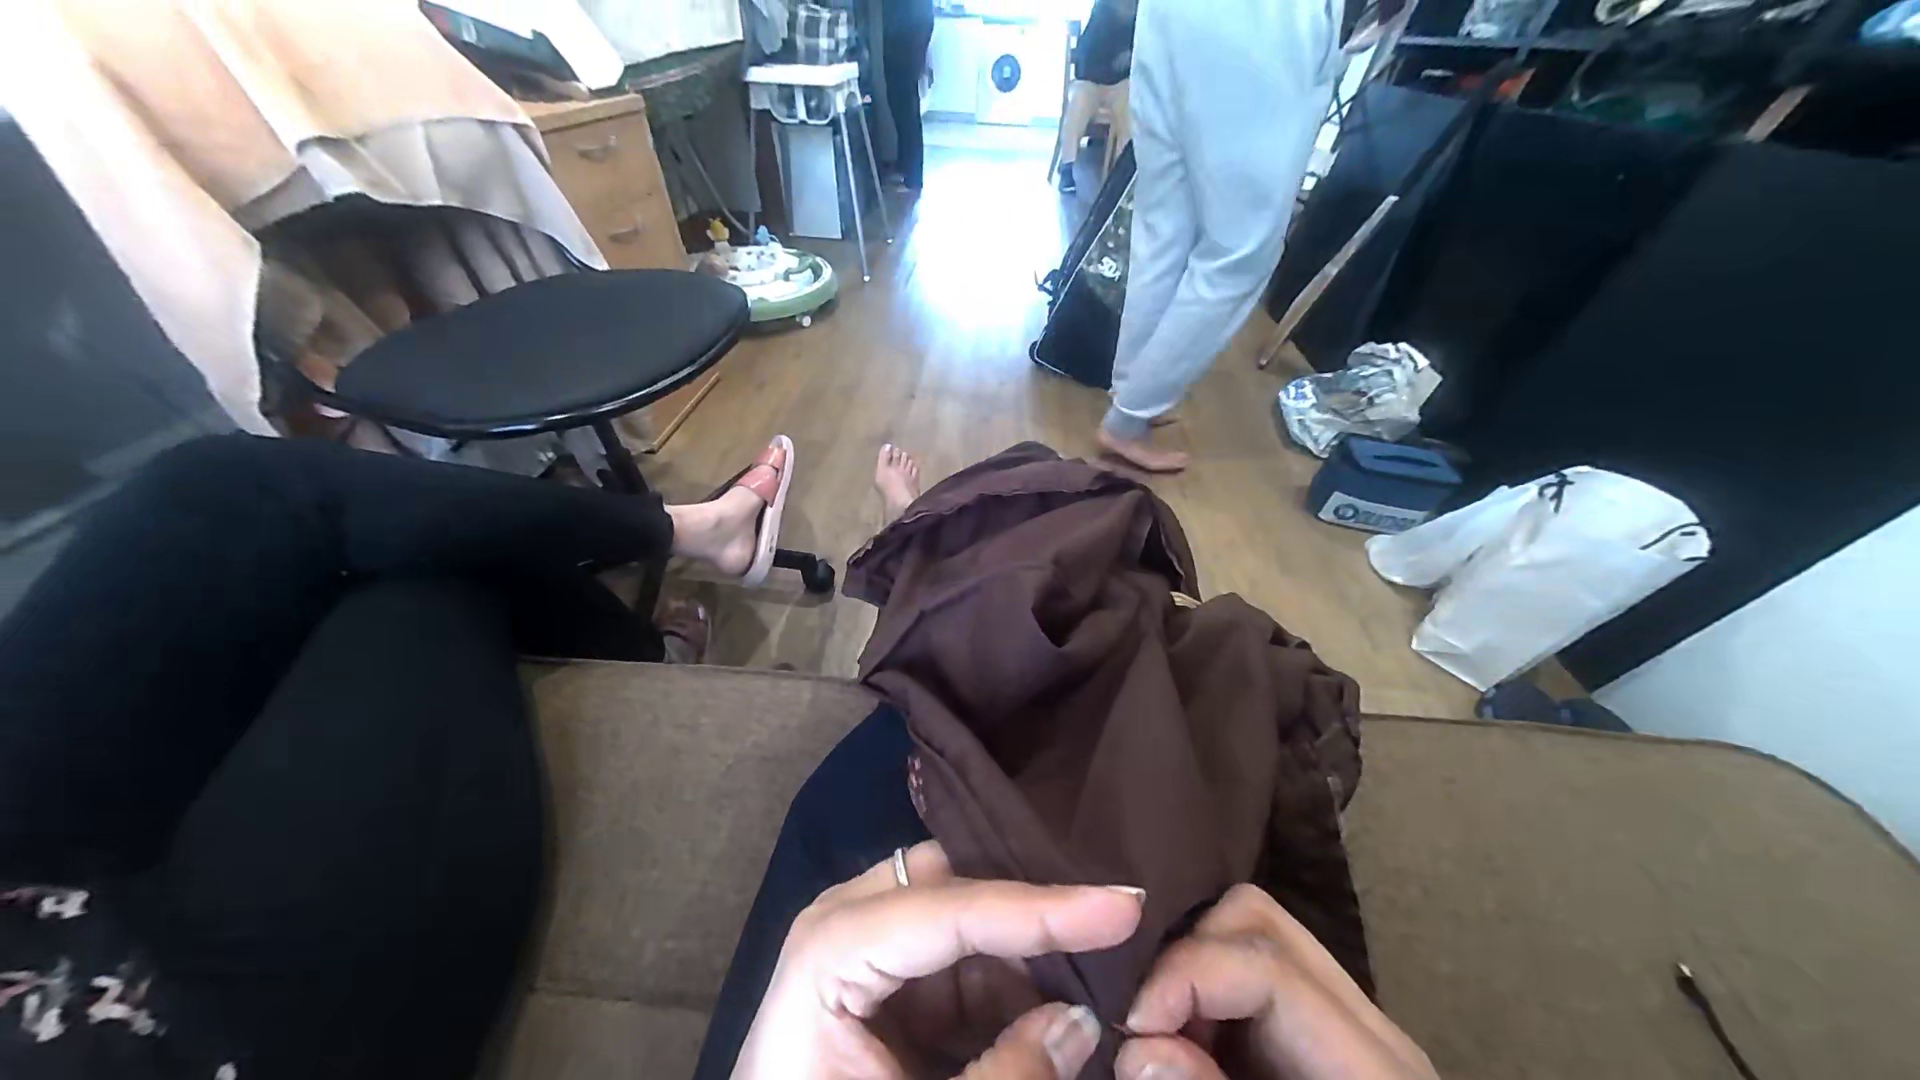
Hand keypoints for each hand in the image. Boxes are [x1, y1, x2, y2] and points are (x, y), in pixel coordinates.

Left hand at [733, 840, 1144, 1078]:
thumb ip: (1006, 1077)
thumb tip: (1082, 1020)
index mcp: (833, 947)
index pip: (951, 908)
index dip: (1042, 907)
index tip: (1123, 902)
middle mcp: (850, 921)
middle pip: (960, 888)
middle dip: (1034, 909)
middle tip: (1114, 919)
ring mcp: (868, 942)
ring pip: (968, 919)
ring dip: (1028, 950)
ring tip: (1098, 960)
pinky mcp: (887, 972)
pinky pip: (961, 957)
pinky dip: (1009, 979)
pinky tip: (1052, 995)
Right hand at [1116, 885, 1436, 1079]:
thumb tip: (1137, 1049)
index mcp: (1376, 1072)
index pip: (1267, 965)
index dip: (1186, 976)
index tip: (1131, 1026)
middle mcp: (1363, 1028)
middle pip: (1257, 920)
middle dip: (1186, 953)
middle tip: (1148, 1021)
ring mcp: (1341, 1028)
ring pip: (1246, 933)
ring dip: (1189, 970)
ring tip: (1164, 1035)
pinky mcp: (1316, 1041)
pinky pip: (1245, 974)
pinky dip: (1202, 994)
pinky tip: (1187, 1046)